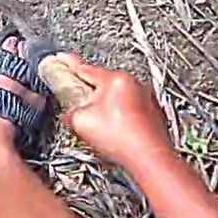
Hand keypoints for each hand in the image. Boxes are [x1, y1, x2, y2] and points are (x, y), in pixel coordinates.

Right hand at [58, 55, 173, 171]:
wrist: (149, 159)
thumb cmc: (121, 138)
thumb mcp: (80, 122)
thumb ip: (70, 112)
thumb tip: (69, 114)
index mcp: (116, 80)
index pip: (85, 68)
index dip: (70, 63)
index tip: (62, 58)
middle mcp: (134, 84)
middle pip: (102, 84)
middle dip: (90, 95)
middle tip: (80, 107)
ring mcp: (147, 98)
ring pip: (117, 98)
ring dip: (106, 109)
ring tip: (101, 127)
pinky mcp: (154, 113)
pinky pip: (130, 110)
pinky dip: (121, 118)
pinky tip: (115, 133)